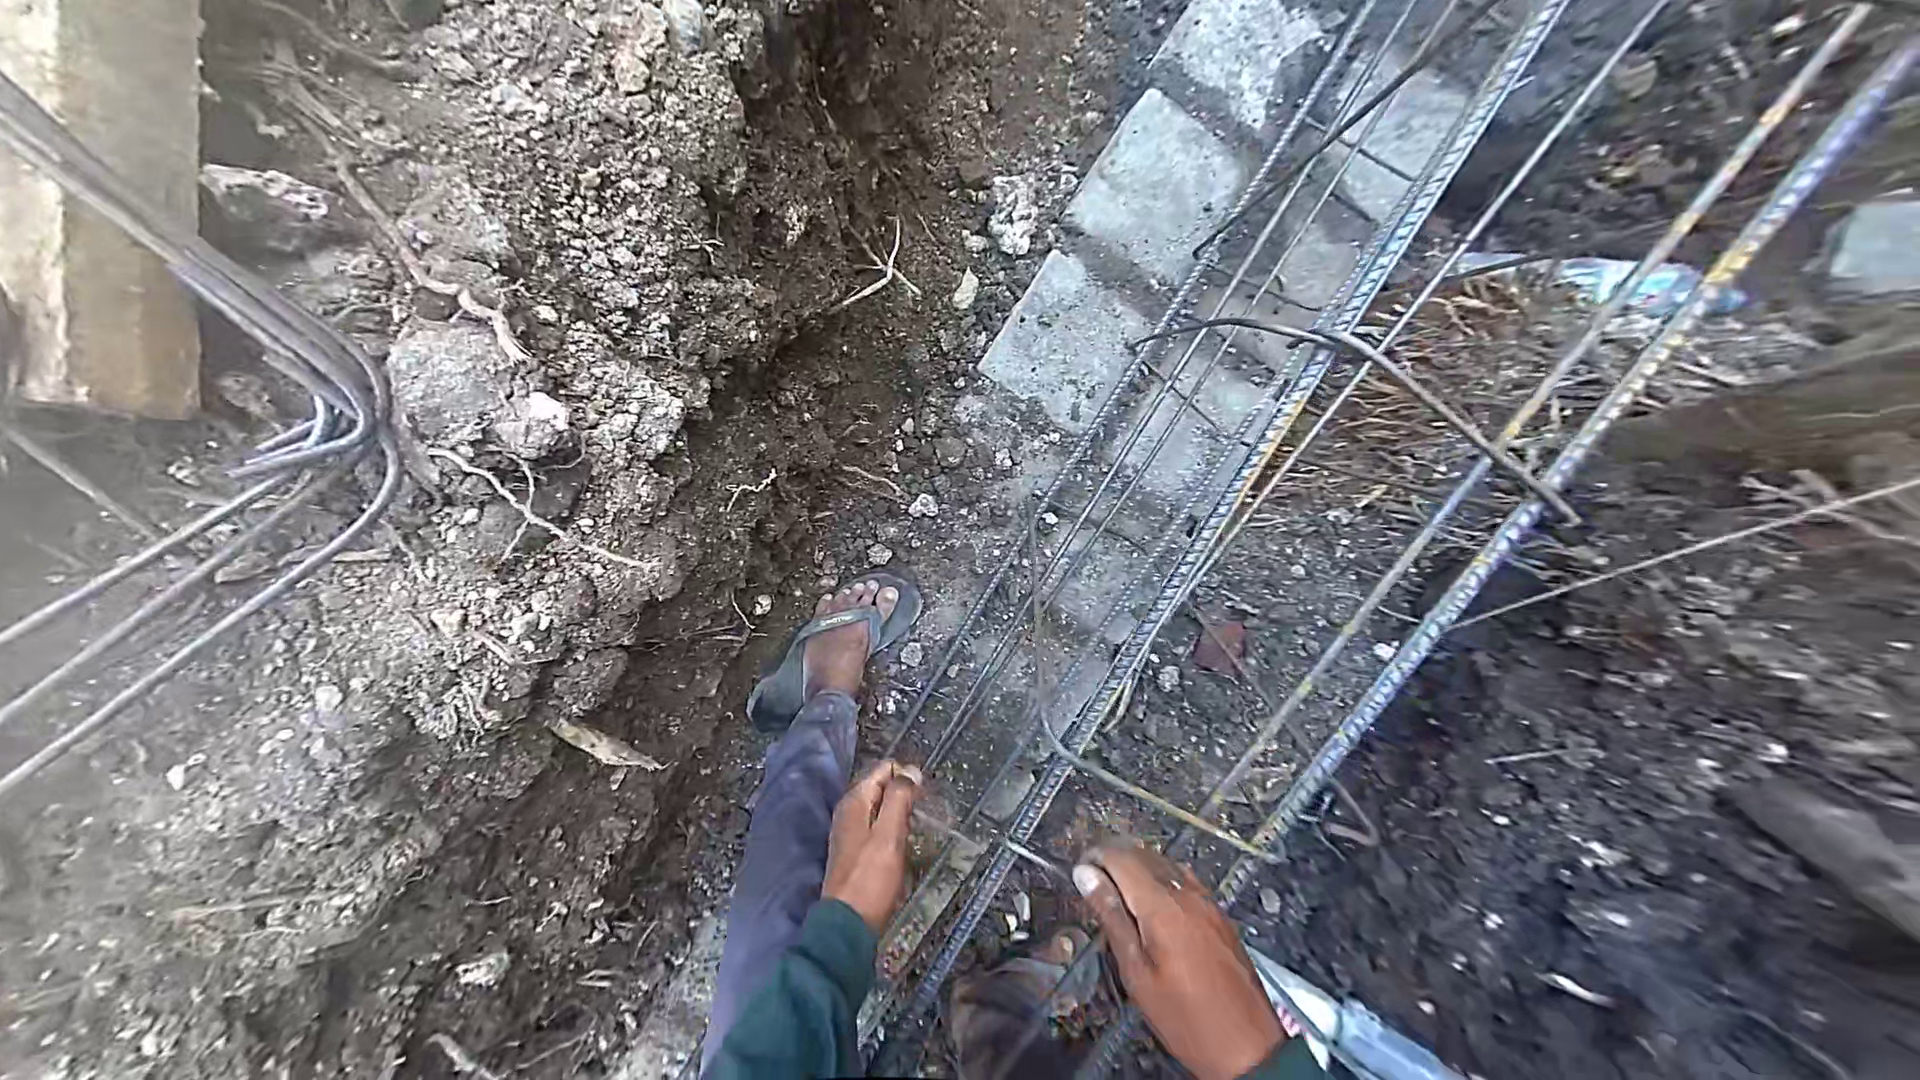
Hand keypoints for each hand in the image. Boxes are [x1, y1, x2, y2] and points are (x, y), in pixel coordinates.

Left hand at [824, 760, 922, 931]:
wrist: (848, 926)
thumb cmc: (871, 878)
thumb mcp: (889, 834)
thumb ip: (899, 798)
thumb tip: (910, 771)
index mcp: (854, 801)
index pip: (883, 769)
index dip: (906, 775)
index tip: (924, 792)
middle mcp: (849, 812)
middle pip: (882, 788)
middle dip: (904, 793)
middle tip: (925, 810)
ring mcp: (850, 832)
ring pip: (881, 809)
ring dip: (900, 812)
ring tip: (920, 825)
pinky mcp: (856, 852)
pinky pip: (878, 828)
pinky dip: (893, 829)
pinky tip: (905, 842)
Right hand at [1074, 844, 1283, 1079]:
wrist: (1250, 1050)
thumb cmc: (1185, 1019)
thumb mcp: (1137, 974)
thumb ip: (1111, 917)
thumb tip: (1086, 875)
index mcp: (1161, 906)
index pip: (1120, 858)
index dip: (1095, 858)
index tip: (1081, 872)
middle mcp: (1185, 894)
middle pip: (1141, 854)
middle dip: (1114, 860)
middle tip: (1094, 882)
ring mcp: (1207, 901)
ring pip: (1163, 863)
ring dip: (1137, 867)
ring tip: (1120, 894)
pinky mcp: (1219, 913)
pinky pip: (1184, 878)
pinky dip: (1162, 878)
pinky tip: (1155, 902)